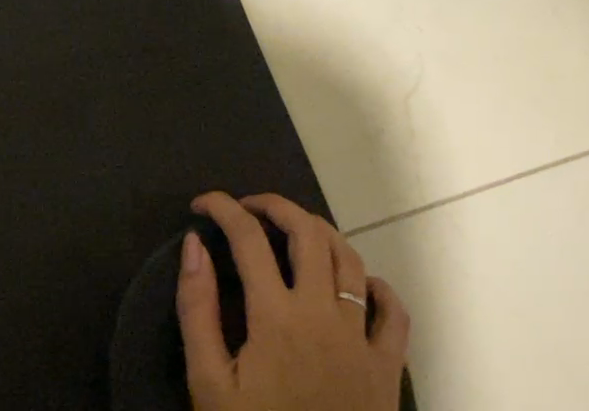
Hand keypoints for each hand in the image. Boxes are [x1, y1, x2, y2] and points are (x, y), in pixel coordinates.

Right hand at [176, 192, 408, 410]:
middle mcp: (323, 313)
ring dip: (320, 233)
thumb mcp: (208, 383)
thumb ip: (197, 309)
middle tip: (248, 208)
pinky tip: (356, 283)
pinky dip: (375, 285)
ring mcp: (361, 338)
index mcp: (276, 315)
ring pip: (349, 258)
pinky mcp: (388, 367)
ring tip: (293, 232)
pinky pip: (393, 312)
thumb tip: (195, 245)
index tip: (202, 204)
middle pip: (307, 231)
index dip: (223, 209)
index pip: (248, 237)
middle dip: (275, 205)